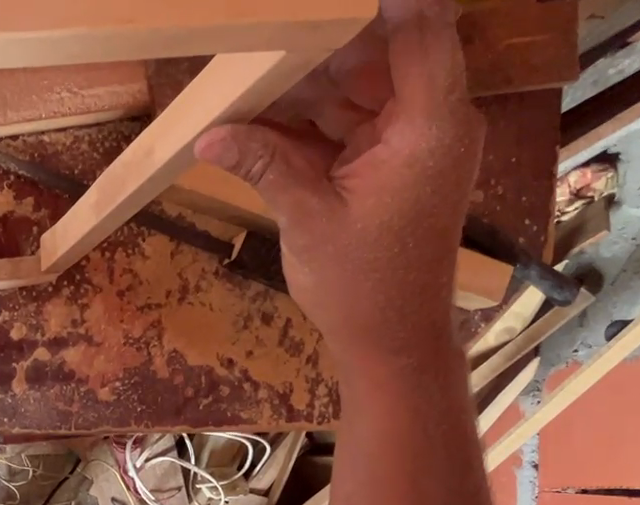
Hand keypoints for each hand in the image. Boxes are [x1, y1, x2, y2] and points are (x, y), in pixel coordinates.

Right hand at [193, 0, 483, 365]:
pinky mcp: (391, 163)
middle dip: (322, 48)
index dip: (381, 3)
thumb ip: (264, 164)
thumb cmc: (359, 283)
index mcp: (429, 125)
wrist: (388, 336)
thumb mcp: (306, 219)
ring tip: (253, 77)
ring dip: (309, 86)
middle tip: (267, 40)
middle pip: (382, 55)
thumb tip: (208, 134)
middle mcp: (430, 120)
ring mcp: (411, 142)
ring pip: (360, 89)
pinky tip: (266, 118)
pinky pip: (352, 124)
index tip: (320, 4)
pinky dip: (313, 121)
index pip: (419, 29)